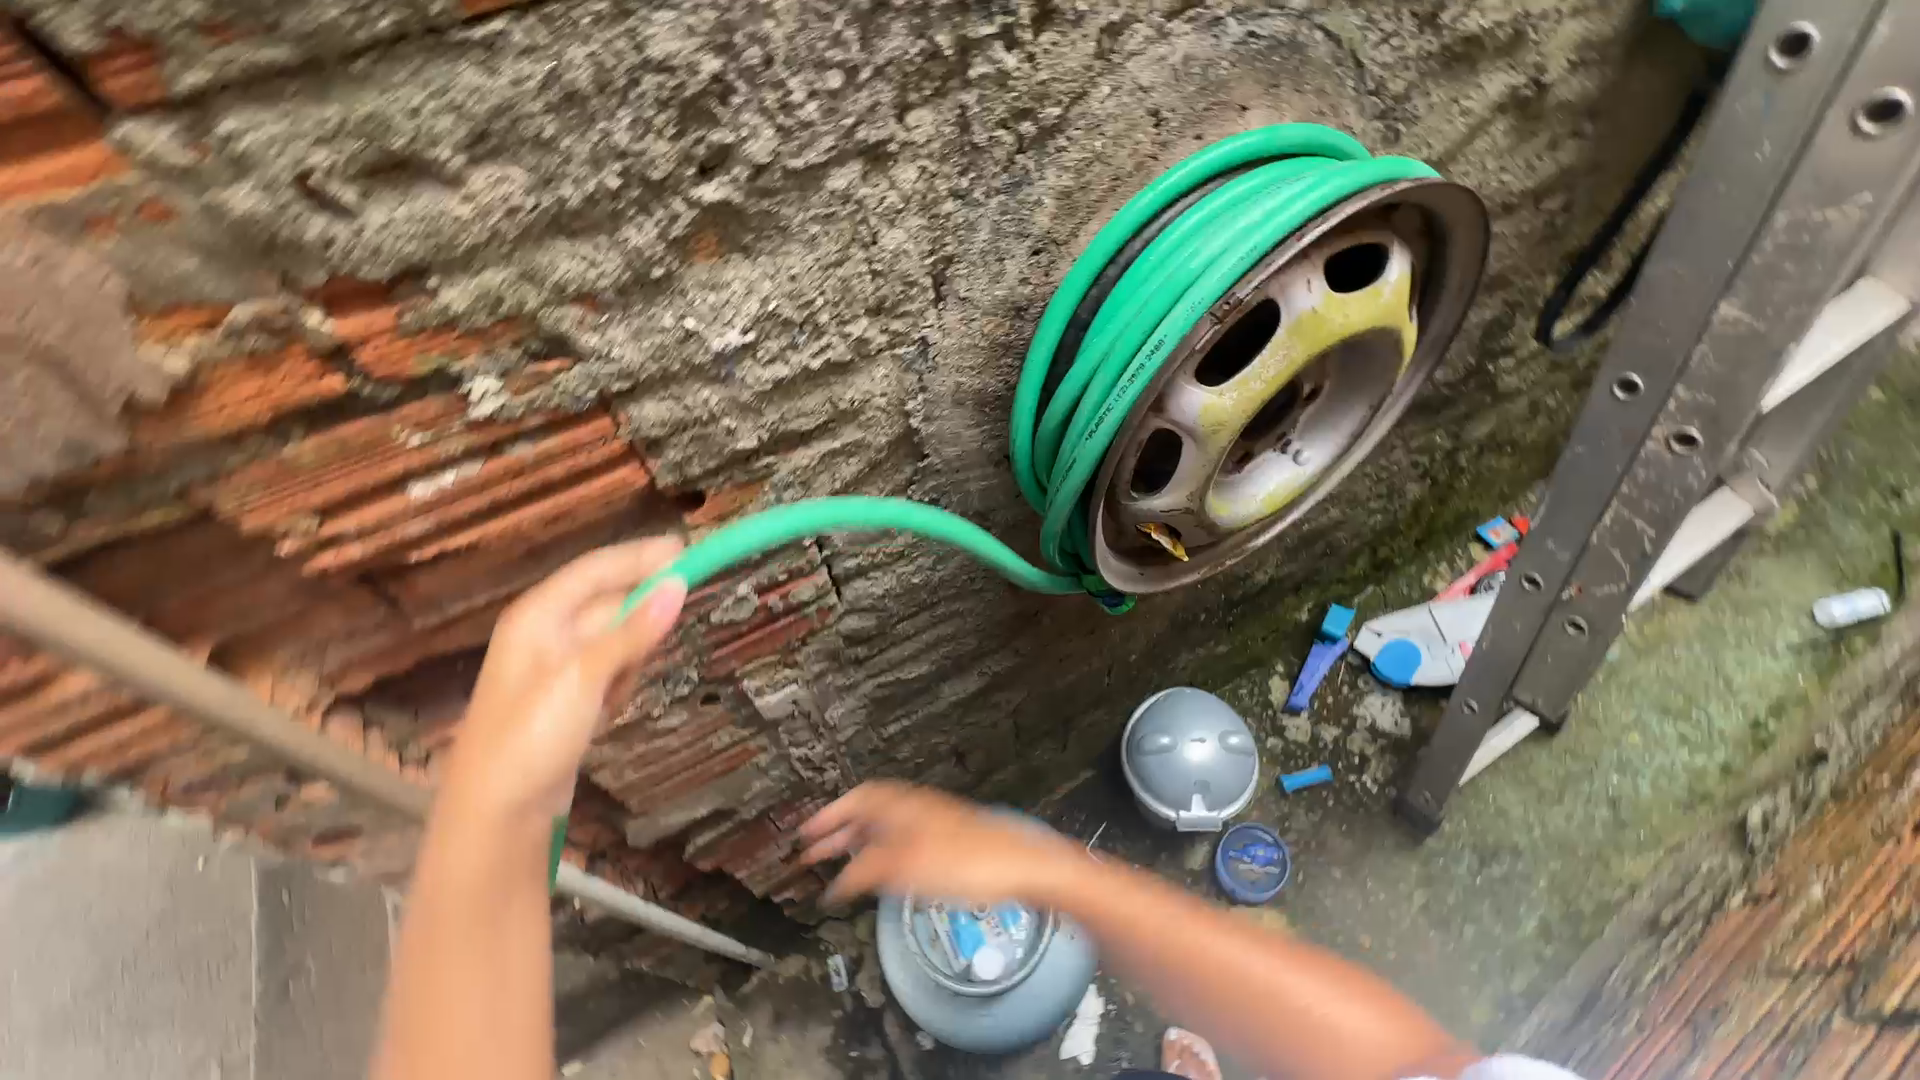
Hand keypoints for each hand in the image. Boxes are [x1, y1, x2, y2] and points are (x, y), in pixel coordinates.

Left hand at [439, 538, 686, 821]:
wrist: (497, 817)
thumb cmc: (530, 738)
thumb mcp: (584, 678)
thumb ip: (632, 631)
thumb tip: (679, 584)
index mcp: (537, 616)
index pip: (597, 569)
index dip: (642, 556)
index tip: (690, 550)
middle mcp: (546, 633)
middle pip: (609, 601)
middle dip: (642, 613)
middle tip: (679, 620)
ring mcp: (558, 667)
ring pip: (616, 638)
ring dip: (634, 653)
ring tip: (624, 685)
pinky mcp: (570, 699)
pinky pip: (611, 670)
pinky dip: (623, 681)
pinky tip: (614, 707)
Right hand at [797, 782, 1086, 905]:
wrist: (1021, 864)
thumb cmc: (969, 860)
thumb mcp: (904, 867)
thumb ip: (865, 871)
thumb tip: (837, 882)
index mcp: (901, 804)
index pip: (855, 800)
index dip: (827, 815)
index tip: (805, 831)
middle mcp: (914, 808)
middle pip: (867, 814)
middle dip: (837, 832)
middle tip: (811, 852)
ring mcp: (932, 823)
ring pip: (883, 829)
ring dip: (857, 845)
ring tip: (837, 865)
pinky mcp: (947, 841)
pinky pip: (900, 842)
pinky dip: (880, 855)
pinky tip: (880, 874)